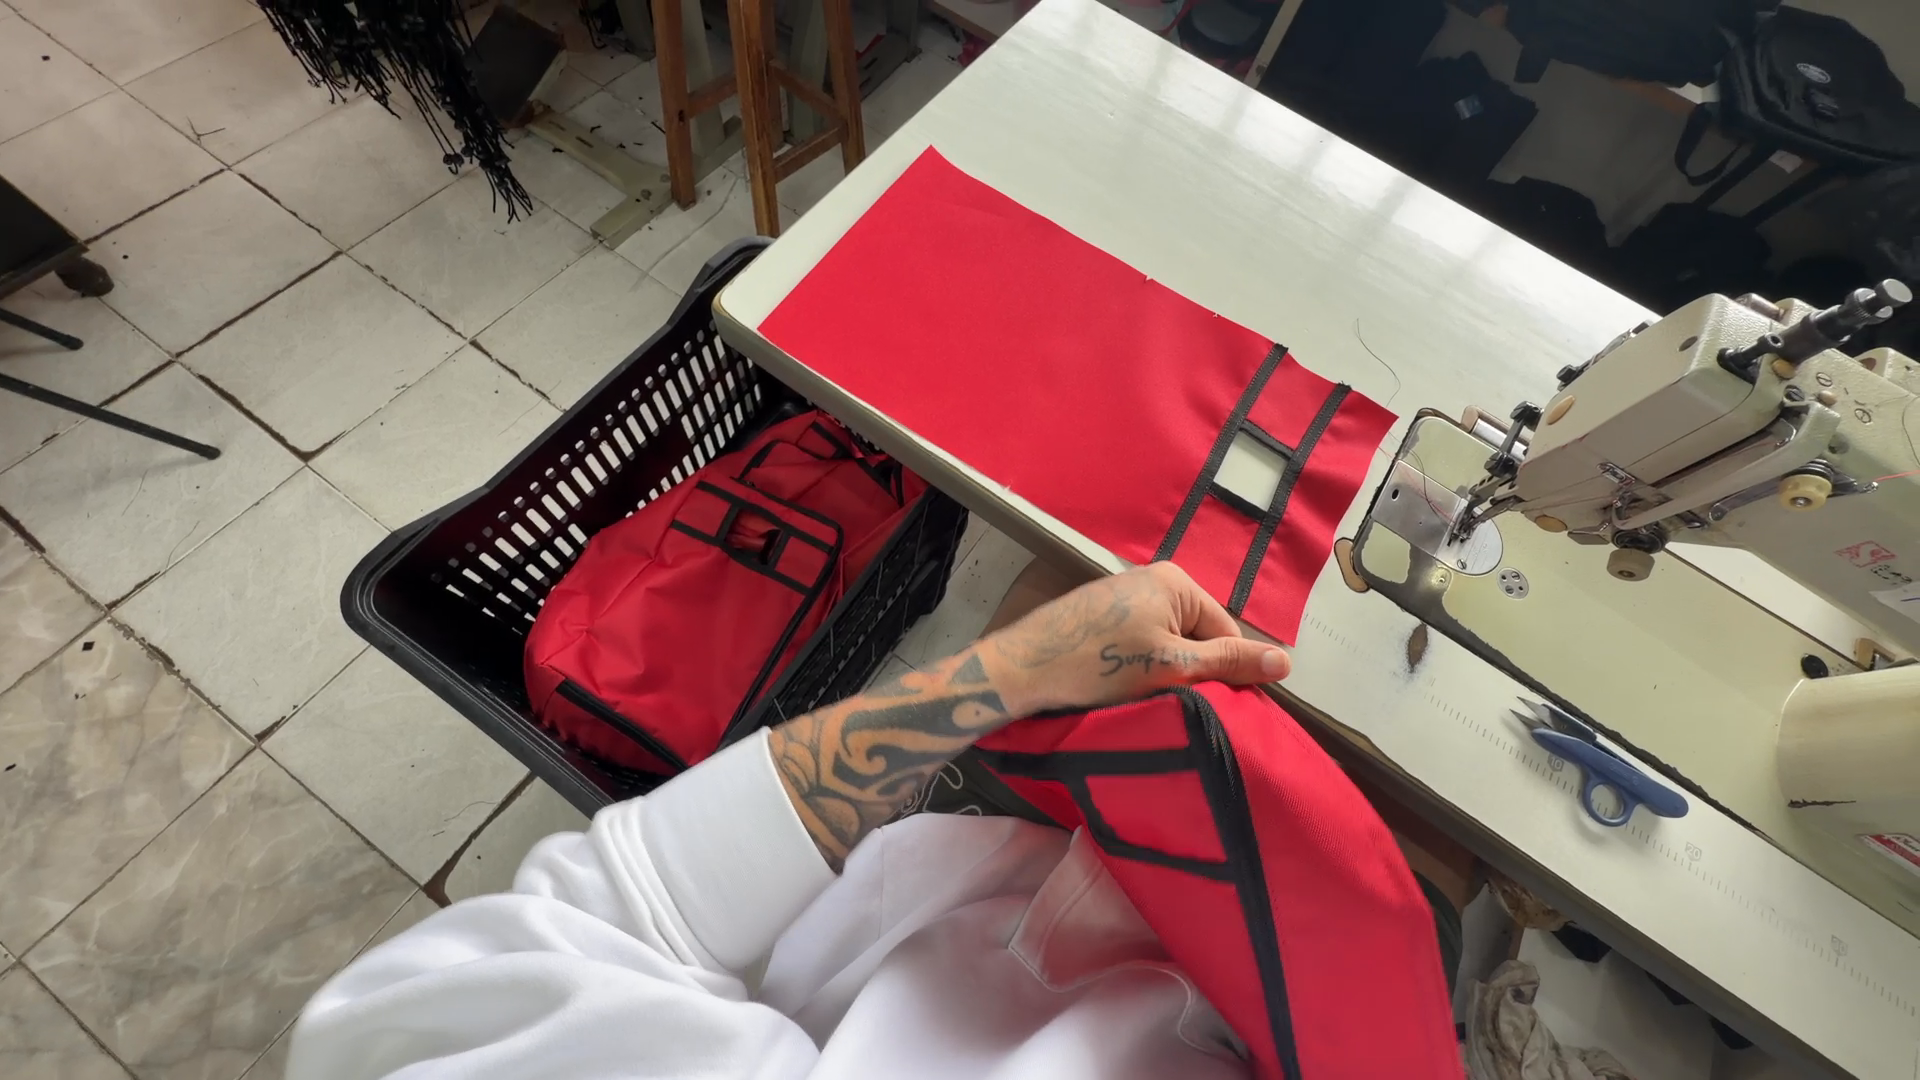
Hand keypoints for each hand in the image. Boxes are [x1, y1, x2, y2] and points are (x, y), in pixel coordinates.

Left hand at [977, 561, 1290, 717]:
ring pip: (1166, 645)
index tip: (1208, 705)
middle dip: (1189, 672)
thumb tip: (1286, 661)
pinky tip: (1118, 687)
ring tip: (1140, 696)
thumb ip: (1228, 663)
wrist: (1023, 666)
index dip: (1222, 674)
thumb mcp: (1171, 667)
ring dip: (1161, 674)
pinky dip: (1135, 668)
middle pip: (1195, 638)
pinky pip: (1137, 645)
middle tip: (1169, 701)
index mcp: (1176, 582)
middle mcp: (1151, 580)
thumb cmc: (1099, 664)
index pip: (1225, 634)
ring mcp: (1122, 597)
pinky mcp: (1099, 617)